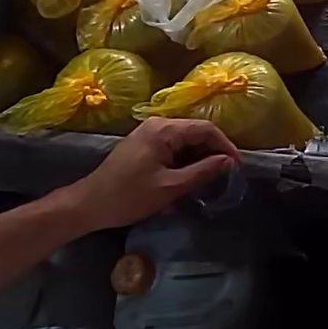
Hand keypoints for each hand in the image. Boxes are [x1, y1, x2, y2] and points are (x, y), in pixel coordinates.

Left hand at [55, 117, 241, 231]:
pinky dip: (185, 160)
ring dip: (199, 157)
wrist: (89, 204)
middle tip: (228, 174)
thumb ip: (201, 172)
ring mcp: (149, 133)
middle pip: (195, 132)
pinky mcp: (144, 144)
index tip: (238, 165)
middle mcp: (157, 124)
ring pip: (185, 140)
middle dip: (214, 151)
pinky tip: (190, 177)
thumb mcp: (170, 187)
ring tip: (212, 178)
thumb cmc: (129, 196)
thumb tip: (228, 161)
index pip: (205, 129)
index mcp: (164, 129)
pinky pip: (172, 147)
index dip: (225, 145)